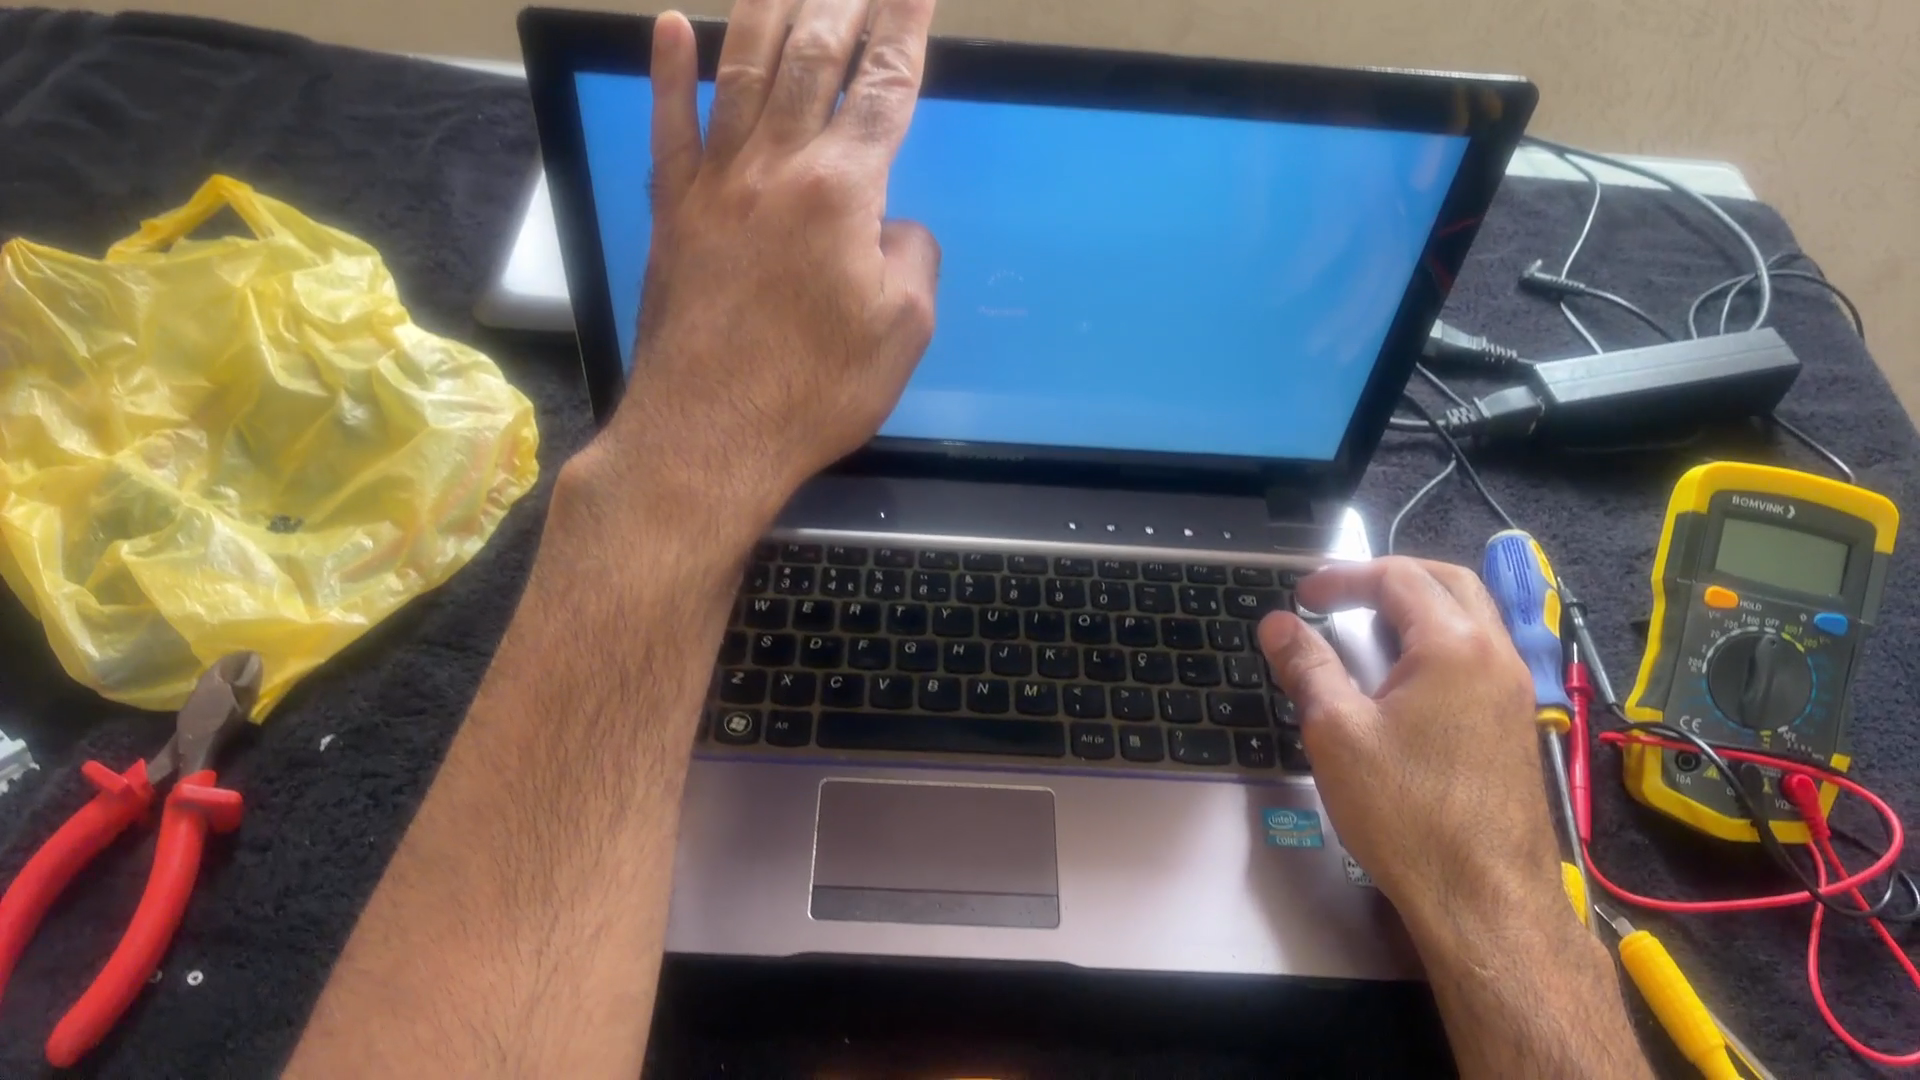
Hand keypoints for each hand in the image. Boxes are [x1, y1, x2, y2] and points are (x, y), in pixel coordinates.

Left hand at [589, 0, 940, 513]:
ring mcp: (714, 185)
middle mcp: (776, 166)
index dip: (906, 31)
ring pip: (743, 71)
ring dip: (770, 7)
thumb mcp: (903, 334)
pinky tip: (671, 28)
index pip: (884, 89)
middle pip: (814, 57)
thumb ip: (913, 260)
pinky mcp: (672, 216)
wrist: (711, 433)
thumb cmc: (817, 390)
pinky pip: (668, 129)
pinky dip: (669, 74)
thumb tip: (894, 227)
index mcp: (842, 192)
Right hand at [1258, 558, 1570, 942]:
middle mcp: (1495, 657)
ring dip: (1415, 608)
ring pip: (1468, 618)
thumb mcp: (1336, 730)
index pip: (1398, 578)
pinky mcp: (1514, 725)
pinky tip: (1400, 681)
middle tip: (1338, 597)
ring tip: (1363, 631)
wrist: (1485, 901)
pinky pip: (1476, 655)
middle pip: (1447, 582)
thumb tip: (1278, 623)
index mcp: (1454, 647)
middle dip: (1387, 578)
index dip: (1341, 577)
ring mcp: (1512, 692)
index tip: (1300, 599)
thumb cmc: (1405, 811)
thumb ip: (1307, 665)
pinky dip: (1435, 642)